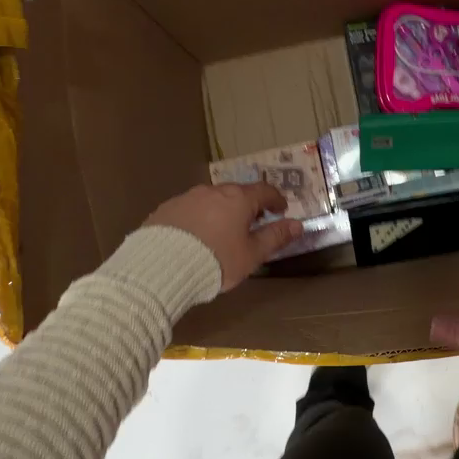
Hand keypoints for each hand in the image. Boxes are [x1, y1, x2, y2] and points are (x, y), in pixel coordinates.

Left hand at [143, 183, 302, 291]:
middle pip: (237, 193)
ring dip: (221, 211)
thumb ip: (275, 237)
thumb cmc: (216, 260)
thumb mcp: (252, 254)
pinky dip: (198, 218)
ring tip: (221, 231)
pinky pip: (189, 209)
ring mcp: (186, 198)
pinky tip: (195, 237)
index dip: (276, 199)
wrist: (160, 268)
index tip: (280, 210)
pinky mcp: (165, 209)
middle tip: (251, 223)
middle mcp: (213, 191)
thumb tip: (297, 224)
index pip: (264, 191)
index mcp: (238, 199)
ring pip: (211, 200)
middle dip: (247, 205)